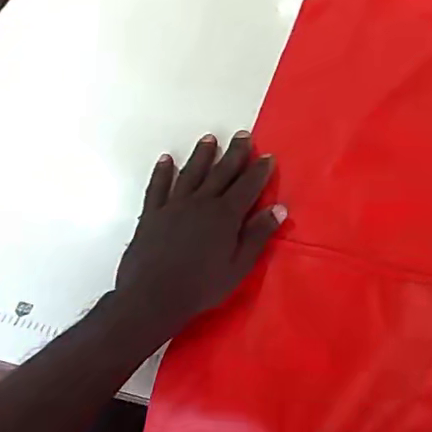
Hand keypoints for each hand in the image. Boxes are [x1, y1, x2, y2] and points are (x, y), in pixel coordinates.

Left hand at [114, 132, 284, 342]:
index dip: (259, 171)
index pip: (247, 186)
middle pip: (221, 173)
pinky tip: (166, 160)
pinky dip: (162, 172)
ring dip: (202, 155)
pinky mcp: (152, 214)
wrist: (153, 296)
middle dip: (234, 153)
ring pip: (191, 173)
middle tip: (243, 135)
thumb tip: (279, 209)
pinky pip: (158, 187)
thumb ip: (258, 236)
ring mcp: (173, 206)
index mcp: (225, 216)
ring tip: (210, 138)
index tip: (267, 156)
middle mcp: (200, 203)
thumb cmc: (202, 287)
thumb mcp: (238, 267)